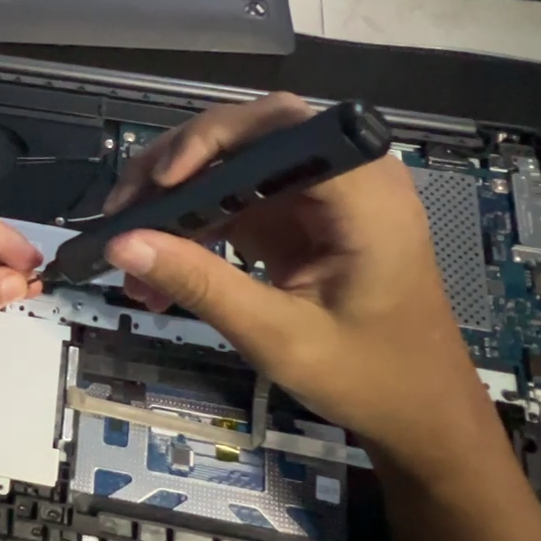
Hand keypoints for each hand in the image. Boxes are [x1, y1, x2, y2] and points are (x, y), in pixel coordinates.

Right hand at [100, 93, 497, 476]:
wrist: (420, 416)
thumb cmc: (370, 378)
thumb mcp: (278, 337)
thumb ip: (200, 285)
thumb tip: (120, 245)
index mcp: (362, 194)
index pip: (281, 125)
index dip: (213, 138)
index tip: (162, 182)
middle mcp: (341, 177)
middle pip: (246, 135)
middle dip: (177, 165)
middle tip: (124, 209)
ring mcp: (315, 196)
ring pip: (228, 165)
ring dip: (173, 199)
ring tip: (128, 244)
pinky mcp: (295, 218)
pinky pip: (229, 201)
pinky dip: (189, 227)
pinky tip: (156, 266)